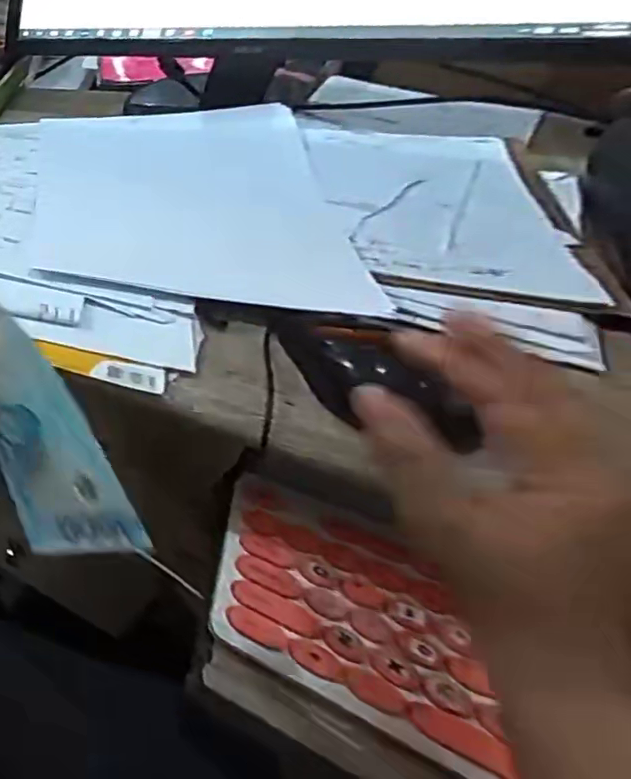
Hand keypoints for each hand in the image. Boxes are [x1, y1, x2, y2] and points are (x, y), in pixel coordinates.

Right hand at [353, 313, 630, 656]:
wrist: (572, 656)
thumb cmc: (498, 585)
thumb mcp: (440, 518)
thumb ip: (404, 450)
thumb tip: (368, 393)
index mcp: (570, 470)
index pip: (509, 394)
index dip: (455, 360)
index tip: (400, 338)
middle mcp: (606, 467)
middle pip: (553, 393)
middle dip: (498, 352)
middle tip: (452, 317)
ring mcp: (610, 483)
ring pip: (568, 408)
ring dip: (517, 371)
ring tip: (476, 341)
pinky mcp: (602, 497)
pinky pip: (567, 430)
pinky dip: (529, 401)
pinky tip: (501, 396)